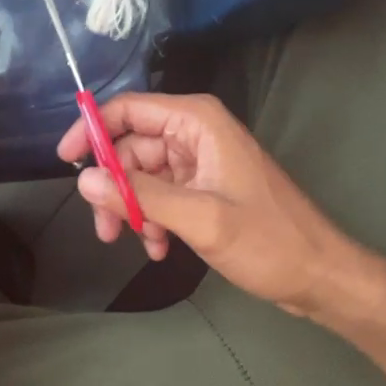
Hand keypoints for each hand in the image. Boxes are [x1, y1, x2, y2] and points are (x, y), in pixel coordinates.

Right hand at [57, 92, 350, 317]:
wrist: (321, 276)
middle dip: (114, 184)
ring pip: (142, 173)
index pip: (128, 109)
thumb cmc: (267, 239)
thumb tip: (85, 179)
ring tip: (136, 242)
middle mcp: (194, 131)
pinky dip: (152, 217)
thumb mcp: (200, 218)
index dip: (92, 129)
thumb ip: (140, 195)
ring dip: (133, 207)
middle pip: (132, 145)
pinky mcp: (203, 185)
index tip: (65, 160)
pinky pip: (161, 192)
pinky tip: (158, 247)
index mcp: (196, 120)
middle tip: (103, 225)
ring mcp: (199, 158)